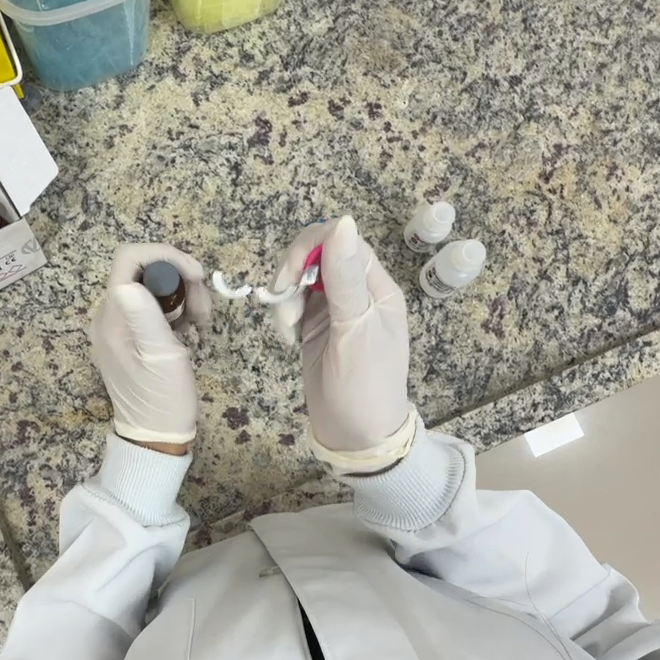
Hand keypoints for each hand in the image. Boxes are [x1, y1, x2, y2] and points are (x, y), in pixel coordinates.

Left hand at [89, 245, 208, 446]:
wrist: (156, 436)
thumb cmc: (163, 399)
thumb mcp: (161, 357)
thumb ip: (145, 316)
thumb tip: (128, 282)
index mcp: (111, 318)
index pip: (129, 259)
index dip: (166, 257)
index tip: (197, 276)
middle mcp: (107, 316)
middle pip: (142, 270)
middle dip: (179, 278)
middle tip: (204, 308)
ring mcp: (117, 326)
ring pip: (150, 286)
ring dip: (181, 294)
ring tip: (201, 321)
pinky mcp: (129, 337)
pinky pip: (150, 306)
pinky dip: (173, 309)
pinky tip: (188, 329)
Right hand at [268, 216, 412, 459]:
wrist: (356, 438)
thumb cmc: (365, 385)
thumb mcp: (354, 328)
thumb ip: (344, 277)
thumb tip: (342, 221)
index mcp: (376, 287)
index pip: (342, 241)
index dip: (311, 249)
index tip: (292, 278)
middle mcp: (356, 293)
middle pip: (316, 256)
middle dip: (292, 276)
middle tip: (287, 310)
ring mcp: (334, 310)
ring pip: (299, 280)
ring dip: (285, 300)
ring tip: (289, 331)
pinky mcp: (315, 328)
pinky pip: (292, 304)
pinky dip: (283, 316)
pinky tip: (288, 340)